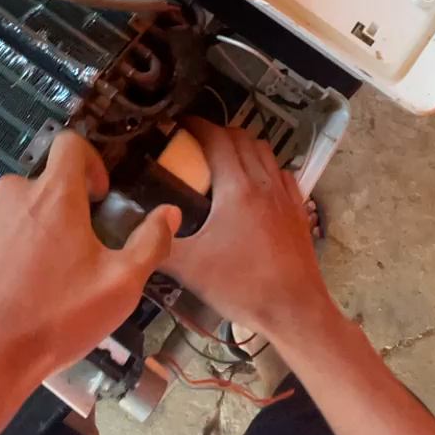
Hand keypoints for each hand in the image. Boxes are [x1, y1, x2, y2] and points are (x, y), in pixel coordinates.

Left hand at [0, 131, 179, 393]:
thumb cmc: (53, 321)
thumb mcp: (119, 288)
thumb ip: (150, 243)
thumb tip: (169, 214)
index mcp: (54, 195)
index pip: (71, 145)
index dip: (89, 162)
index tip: (96, 196)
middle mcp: (10, 193)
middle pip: (41, 187)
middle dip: (57, 212)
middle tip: (67, 257)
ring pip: (8, 211)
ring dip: (23, 231)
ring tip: (30, 279)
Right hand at [164, 118, 334, 339]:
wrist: (295, 311)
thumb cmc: (242, 286)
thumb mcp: (190, 268)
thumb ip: (159, 246)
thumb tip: (135, 233)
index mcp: (237, 187)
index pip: (217, 139)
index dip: (197, 125)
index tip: (180, 124)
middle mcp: (264, 182)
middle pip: (242, 138)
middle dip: (218, 132)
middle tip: (197, 142)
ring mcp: (286, 195)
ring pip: (265, 152)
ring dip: (243, 146)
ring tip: (224, 159)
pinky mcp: (299, 211)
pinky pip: (281, 174)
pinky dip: (265, 168)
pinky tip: (256, 186)